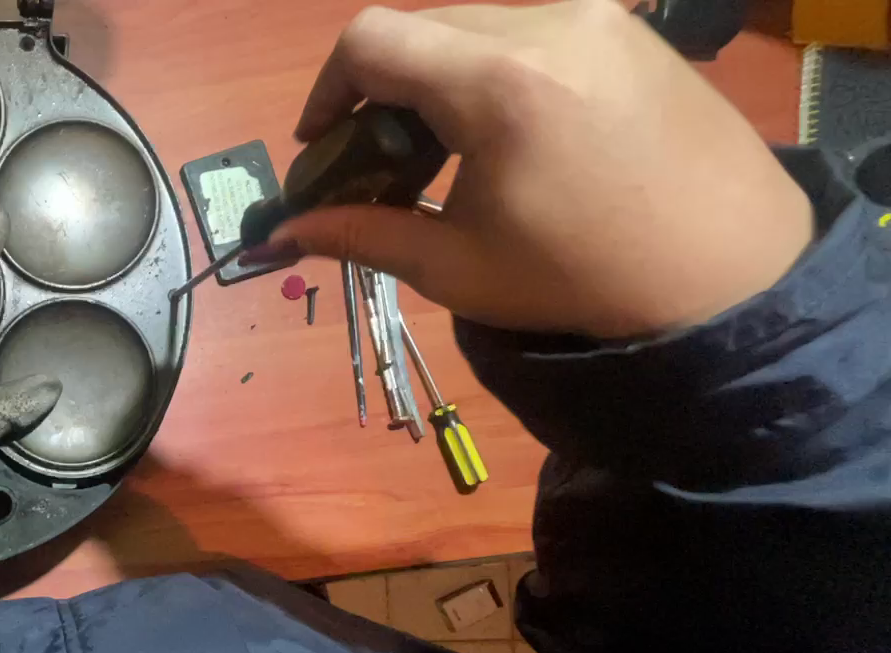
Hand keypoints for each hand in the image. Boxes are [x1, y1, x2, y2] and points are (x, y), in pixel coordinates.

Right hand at [271, 1, 813, 337]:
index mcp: (496, 84)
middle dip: (369, 92)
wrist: (721, 267)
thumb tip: (282, 235)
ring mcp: (595, 19)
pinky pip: (521, 32)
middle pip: (416, 29)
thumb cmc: (569, 275)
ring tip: (425, 156)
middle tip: (365, 161)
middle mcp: (548, 25)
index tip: (318, 147)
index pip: (372, 41)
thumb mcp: (447, 265)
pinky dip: (474, 76)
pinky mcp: (623, 31)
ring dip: (422, 84)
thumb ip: (356, 235)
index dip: (324, 91)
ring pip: (468, 27)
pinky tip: (483, 138)